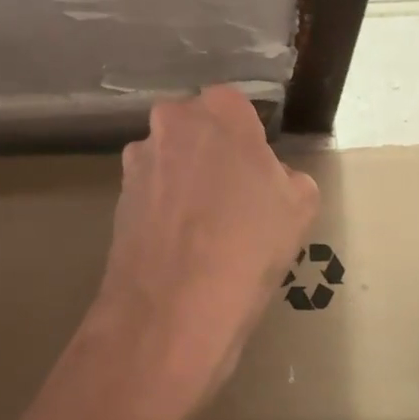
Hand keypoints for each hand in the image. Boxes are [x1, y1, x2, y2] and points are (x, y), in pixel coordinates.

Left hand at [92, 85, 320, 399]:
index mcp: (220, 109)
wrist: (172, 310)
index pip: (239, 109)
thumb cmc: (248, 245)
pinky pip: (154, 196)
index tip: (261, 176)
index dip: (251, 142)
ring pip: (173, 164)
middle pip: (200, 132)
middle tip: (238, 201)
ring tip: (208, 233)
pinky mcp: (117, 199)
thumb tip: (269, 179)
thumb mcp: (300, 206)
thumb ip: (288, 176)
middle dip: (215, 157)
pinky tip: (184, 249)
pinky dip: (167, 213)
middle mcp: (171, 122)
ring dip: (188, 185)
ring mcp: (138, 161)